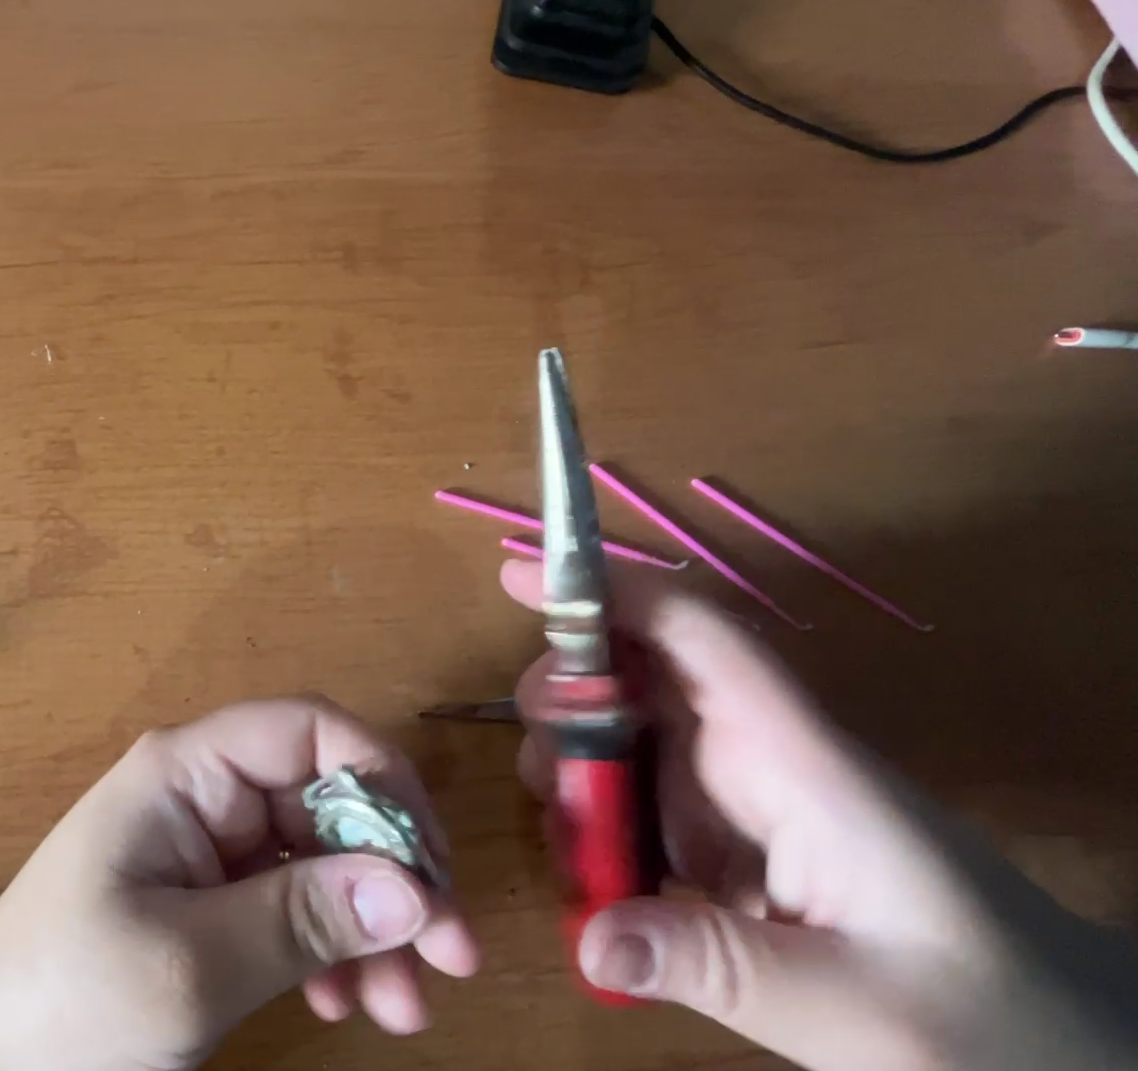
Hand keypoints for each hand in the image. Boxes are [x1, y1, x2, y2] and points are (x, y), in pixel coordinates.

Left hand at [0, 698, 477, 1070]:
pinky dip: (333, 948)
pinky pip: (298, 903)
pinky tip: (344, 1003)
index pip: (306, 731)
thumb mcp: (188, 965)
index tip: (430, 865)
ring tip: (403, 1007)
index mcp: (187, 771)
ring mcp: (214, 847)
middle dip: (391, 872)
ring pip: (323, 858)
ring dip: (373, 924)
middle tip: (448, 955)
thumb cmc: (66, 996)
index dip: (380, 779)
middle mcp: (207, 793)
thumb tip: (412, 890)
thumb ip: (299, 920)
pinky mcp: (218, 898)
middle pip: (327, 800)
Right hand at [504, 559, 1137, 1069]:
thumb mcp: (862, 1010)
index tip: (517, 575)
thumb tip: (588, 937)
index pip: (694, 640)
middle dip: (568, 700)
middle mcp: (756, 761)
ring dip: (574, 773)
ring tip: (569, 844)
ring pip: (625, 742)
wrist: (1081, 1061)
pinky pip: (639, 808)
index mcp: (794, 761)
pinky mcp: (729, 849)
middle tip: (543, 770)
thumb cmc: (1001, 1022)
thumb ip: (722, 966)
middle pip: (638, 680)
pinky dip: (597, 829)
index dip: (607, 593)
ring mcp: (739, 804)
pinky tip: (593, 882)